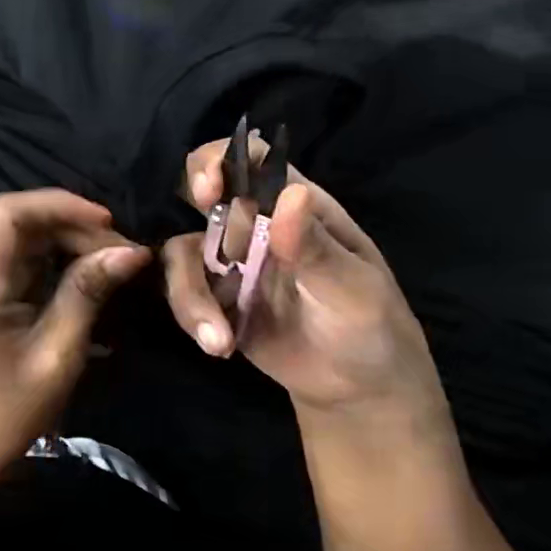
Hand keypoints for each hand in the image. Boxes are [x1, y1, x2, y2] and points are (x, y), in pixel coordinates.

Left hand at [0, 190, 151, 481]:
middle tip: (124, 252)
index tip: (106, 221)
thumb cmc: (13, 403)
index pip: (9, 213)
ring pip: (31, 232)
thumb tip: (131, 251)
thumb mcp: (58, 351)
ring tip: (118, 261)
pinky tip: (97, 270)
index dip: (58, 205)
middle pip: (24, 219)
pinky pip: (32, 252)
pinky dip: (66, 254)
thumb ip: (88, 294)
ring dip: (75, 238)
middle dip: (75, 225)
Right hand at [162, 138, 445, 417]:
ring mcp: (226, 259)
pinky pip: (180, 291)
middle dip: (183, 220)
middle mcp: (252, 224)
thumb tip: (289, 195)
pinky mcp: (210, 294)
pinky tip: (220, 346)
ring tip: (218, 339)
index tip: (208, 188)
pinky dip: (192, 317)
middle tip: (198, 249)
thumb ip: (315, 246)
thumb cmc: (370, 326)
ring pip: (180, 250)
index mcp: (293, 208)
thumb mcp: (353, 289)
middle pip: (198, 191)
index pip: (251, 161)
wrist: (355, 389)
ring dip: (189, 293)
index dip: (220, 161)